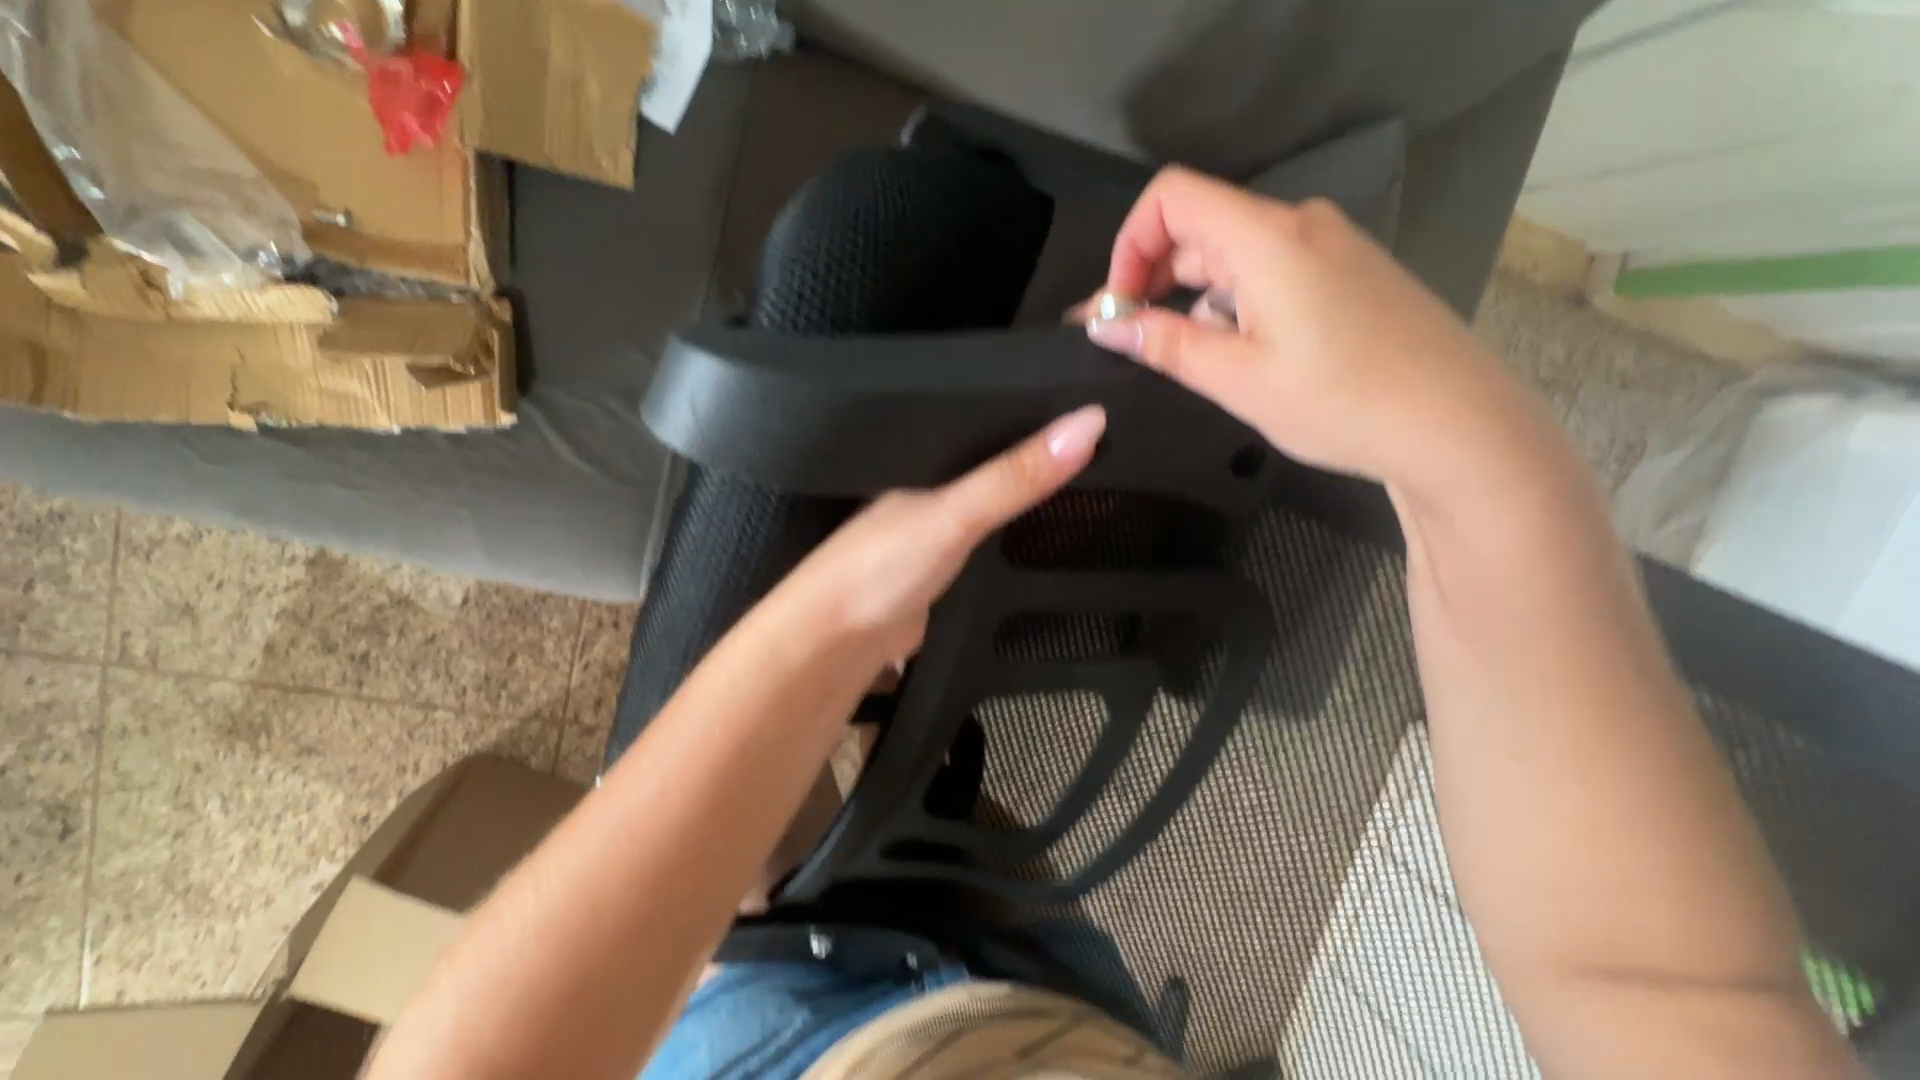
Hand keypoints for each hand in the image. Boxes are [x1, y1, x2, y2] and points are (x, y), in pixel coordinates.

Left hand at [772, 405, 1106, 664]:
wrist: (841, 641)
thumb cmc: (880, 565)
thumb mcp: (957, 512)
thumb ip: (1016, 476)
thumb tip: (1087, 424)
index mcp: (928, 451)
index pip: (993, 414)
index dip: (1041, 404)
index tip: (1099, 393)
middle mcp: (933, 481)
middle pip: (1001, 456)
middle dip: (1046, 449)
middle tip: (1113, 435)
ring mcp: (940, 523)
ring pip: (1000, 497)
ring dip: (1036, 490)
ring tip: (1100, 471)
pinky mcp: (947, 561)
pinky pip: (995, 535)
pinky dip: (1023, 529)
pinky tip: (1055, 524)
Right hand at [1080, 167, 1558, 491]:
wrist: (1457, 425)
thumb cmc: (1342, 401)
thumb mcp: (1238, 379)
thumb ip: (1165, 344)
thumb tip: (1104, 324)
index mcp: (1266, 237)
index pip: (1171, 197)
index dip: (1129, 243)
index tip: (1119, 306)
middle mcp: (1299, 224)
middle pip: (1202, 225)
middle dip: (1156, 277)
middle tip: (1134, 340)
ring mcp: (1332, 245)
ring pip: (1237, 253)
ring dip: (1197, 296)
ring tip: (1191, 358)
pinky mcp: (1352, 272)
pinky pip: (1274, 269)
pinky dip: (1238, 300)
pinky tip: (1245, 353)